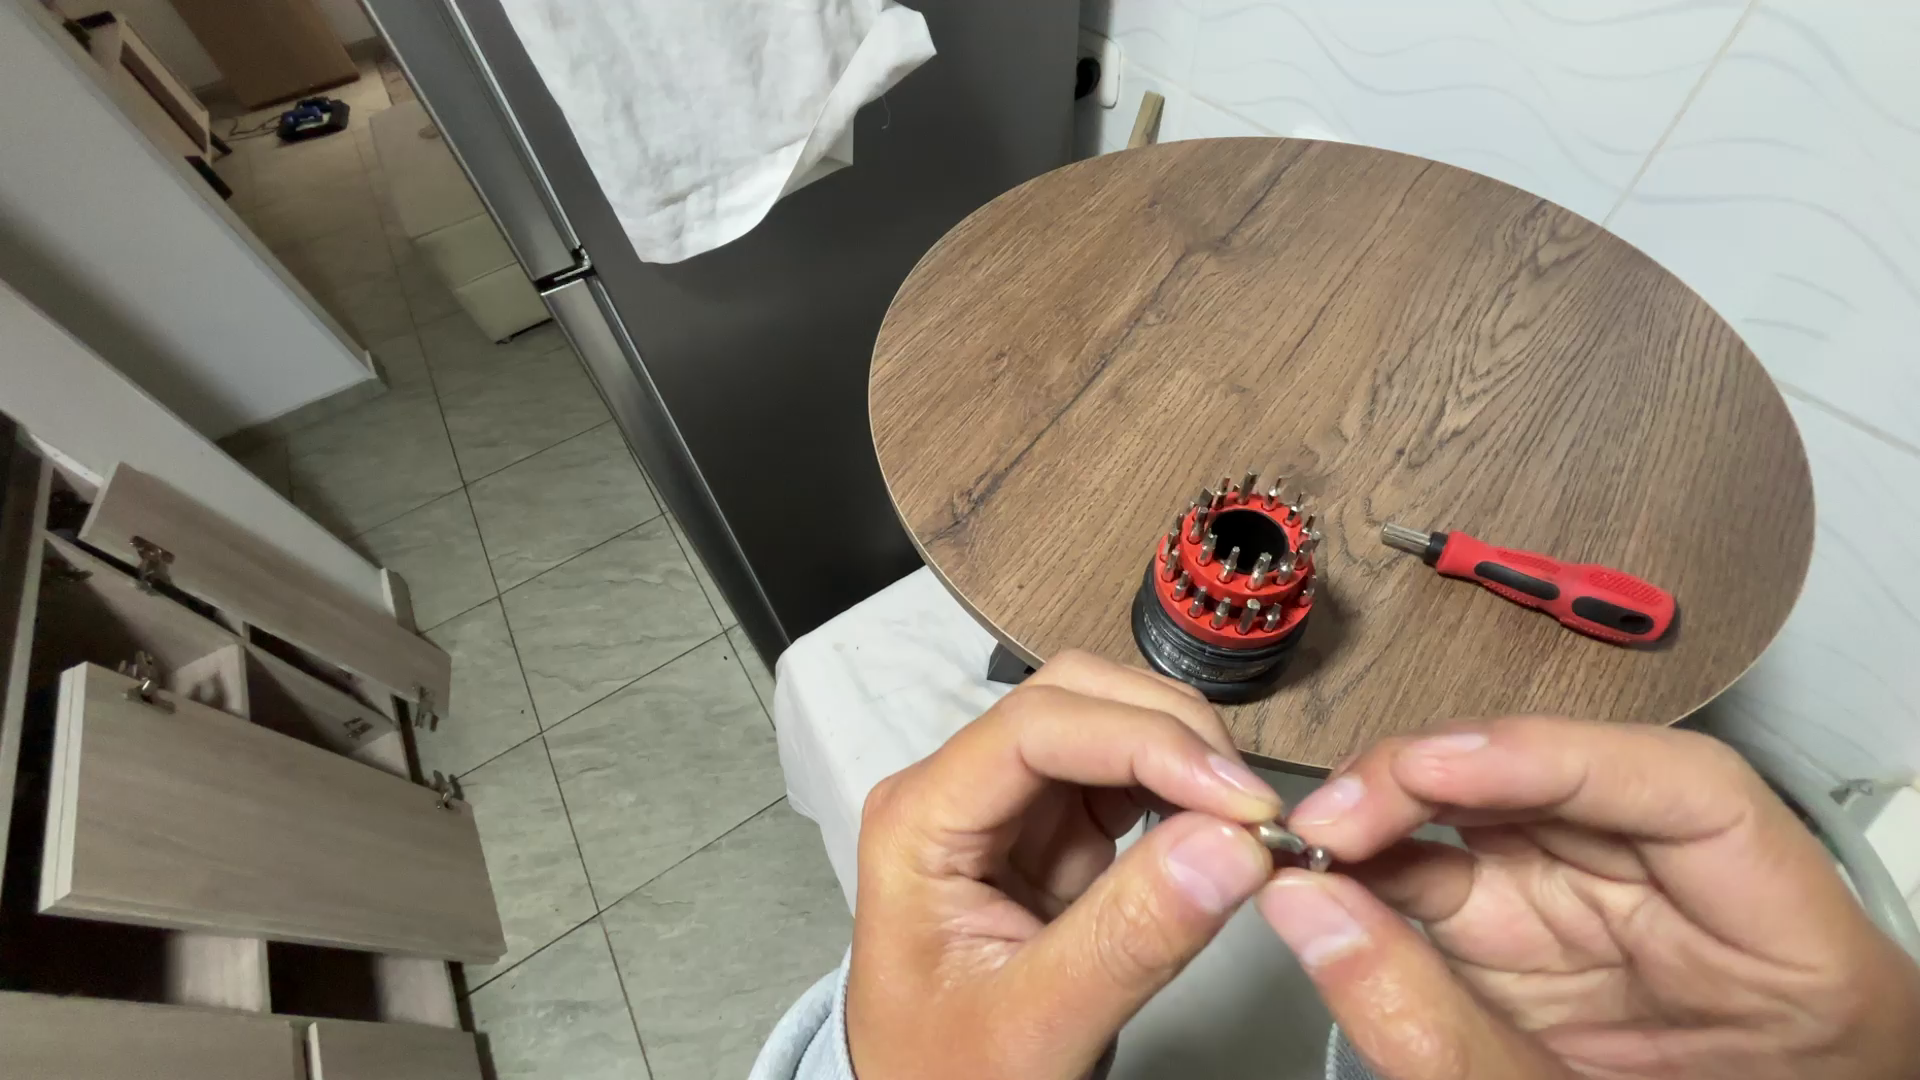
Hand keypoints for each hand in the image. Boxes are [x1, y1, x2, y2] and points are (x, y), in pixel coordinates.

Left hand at [847, 650, 1282, 1078]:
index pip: (1031, 728)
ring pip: (1099, 715)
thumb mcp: (1032, 1028)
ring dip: (1178, 747)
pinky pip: (1119, 770)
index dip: (1140, 740)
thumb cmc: (950, 1072)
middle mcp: (958, 780)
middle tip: (1250, 805)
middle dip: (1165, 729)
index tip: (1239, 799)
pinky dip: (1175, 780)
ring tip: (1243, 814)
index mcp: (921, 815)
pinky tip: (1212, 818)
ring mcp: (1006, 793)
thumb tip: (1236, 846)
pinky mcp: (1049, 818)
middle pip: (1065, 697)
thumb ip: (1129, 938)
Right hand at [1257, 716, 1919, 1078]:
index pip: (1685, 792)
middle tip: (1330, 814)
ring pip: (1474, 806)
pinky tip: (1316, 863)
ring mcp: (1580, 902)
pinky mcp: (1505, 920)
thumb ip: (1436, 1026)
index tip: (1422, 767)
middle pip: (1550, 781)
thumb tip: (1297, 899)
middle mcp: (1673, 899)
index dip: (1545, 756)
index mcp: (1778, 952)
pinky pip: (1425, 863)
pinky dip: (1362, 859)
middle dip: (1424, 779)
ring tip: (1306, 836)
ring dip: (1378, 808)